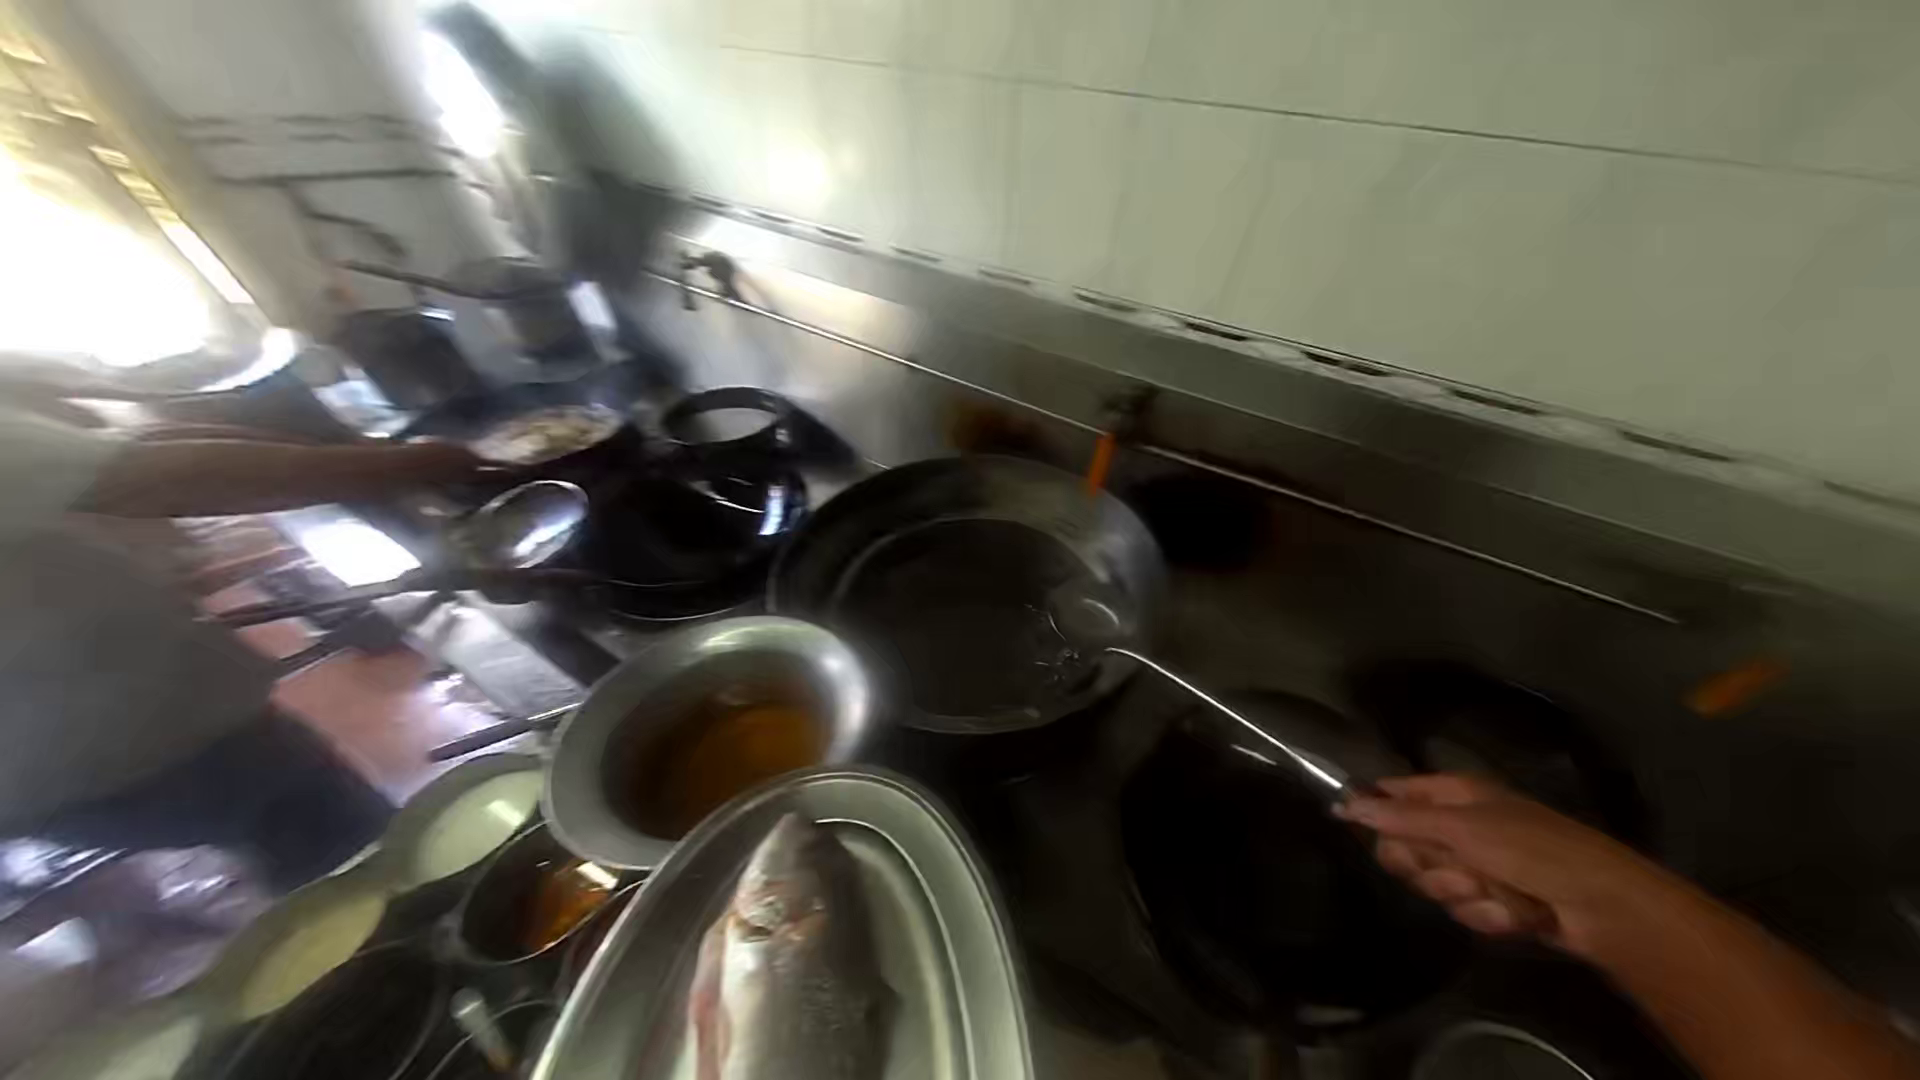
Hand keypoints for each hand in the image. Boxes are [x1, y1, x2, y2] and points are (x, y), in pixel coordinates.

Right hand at [1336, 774, 1679, 957]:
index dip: (1373, 810)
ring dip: (1461, 892)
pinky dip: (1488, 914)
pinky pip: (1463, 908)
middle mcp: (1458, 825)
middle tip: (1447, 868)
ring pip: (1431, 881)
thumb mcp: (1460, 826)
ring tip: (1495, 893)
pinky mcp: (1492, 901)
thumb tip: (1344, 804)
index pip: (1391, 794)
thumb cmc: (1532, 848)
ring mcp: (1476, 864)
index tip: (1355, 825)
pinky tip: (1516, 914)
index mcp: (1451, 794)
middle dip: (1423, 863)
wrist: (1608, 908)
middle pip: (1403, 844)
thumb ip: (1400, 817)